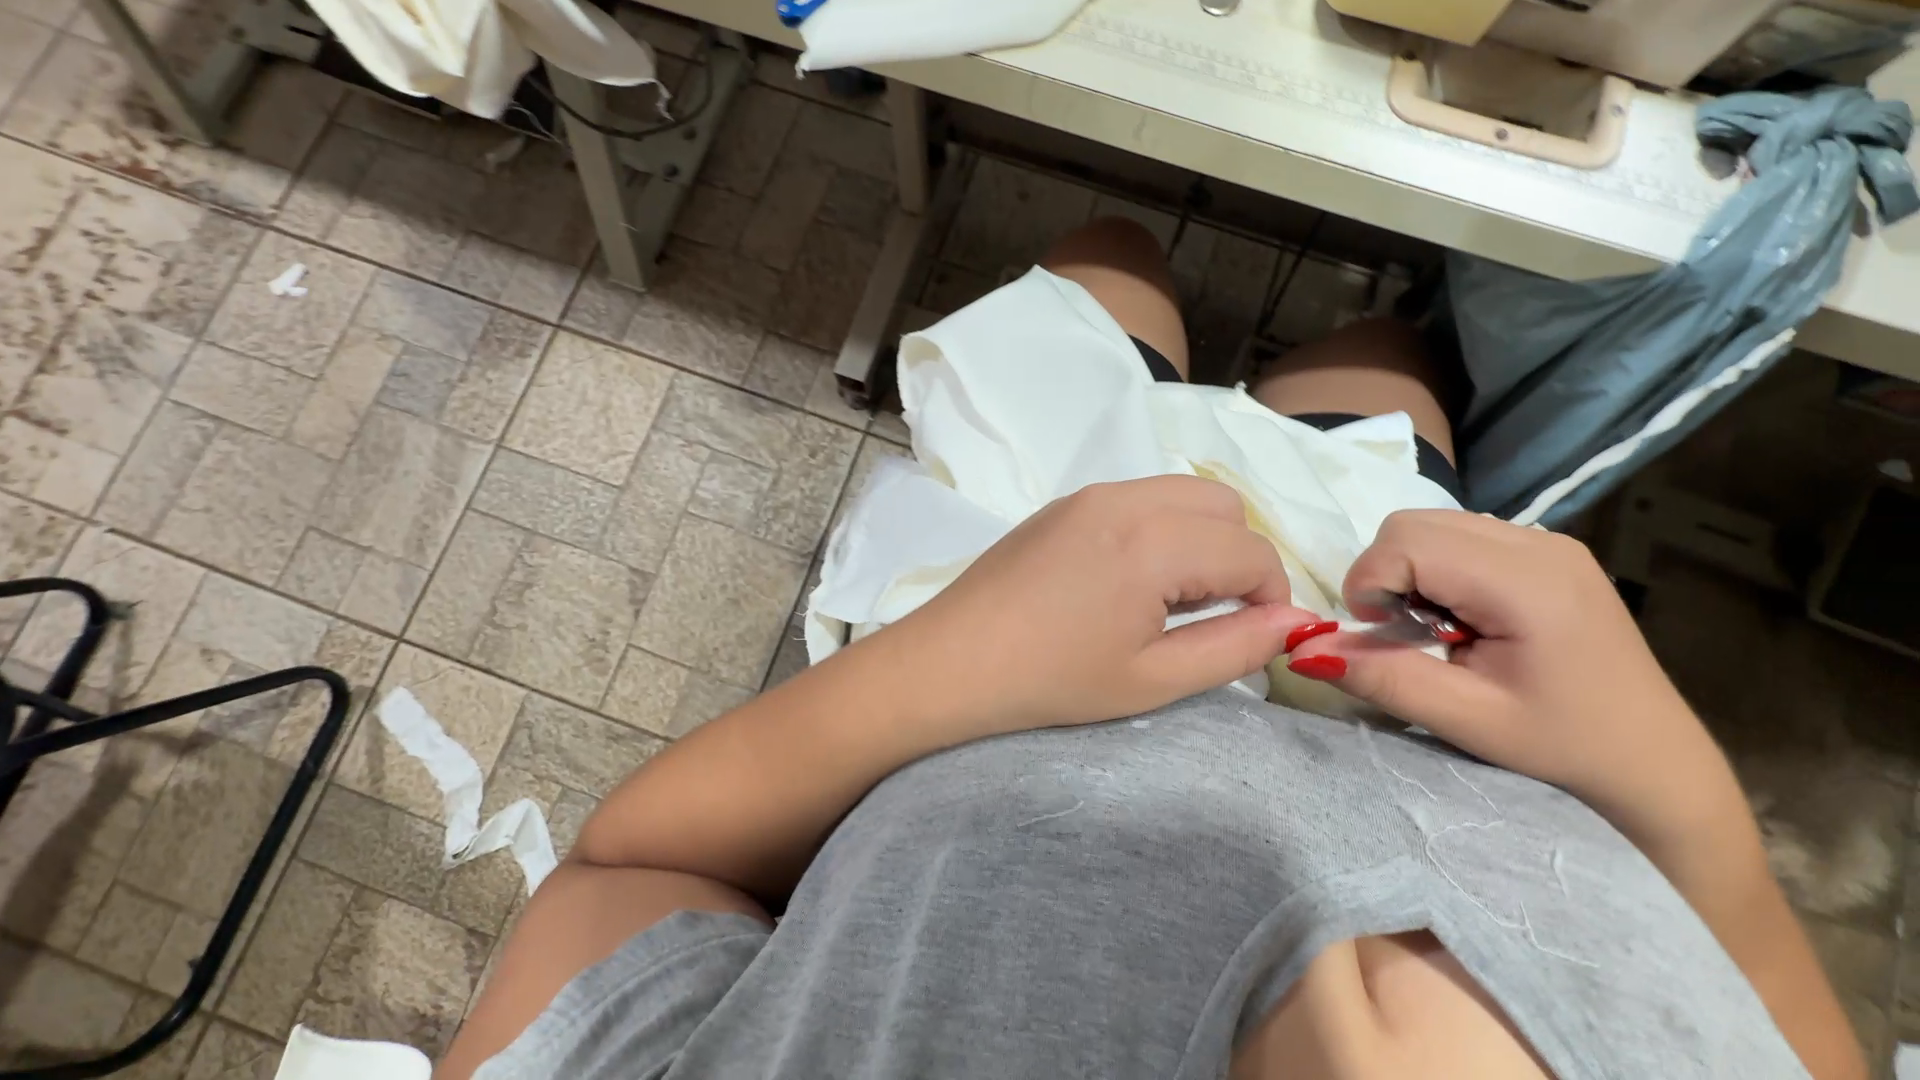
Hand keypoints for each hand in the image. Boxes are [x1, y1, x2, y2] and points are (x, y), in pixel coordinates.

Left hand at [886, 475, 1316, 735]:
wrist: (950, 663)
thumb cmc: (1051, 681)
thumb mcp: (1152, 679)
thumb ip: (1235, 648)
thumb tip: (1295, 622)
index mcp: (1154, 541)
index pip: (1252, 551)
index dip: (1271, 597)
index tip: (1253, 637)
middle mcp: (1126, 498)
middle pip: (1224, 506)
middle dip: (1238, 557)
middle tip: (1208, 616)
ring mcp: (1090, 494)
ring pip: (1183, 494)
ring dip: (1199, 539)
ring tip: (1167, 599)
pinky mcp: (1064, 503)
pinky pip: (1139, 498)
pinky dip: (1159, 528)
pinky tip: (1126, 580)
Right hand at [1284, 511, 1733, 836]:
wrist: (1651, 762)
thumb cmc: (1560, 747)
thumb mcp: (1465, 720)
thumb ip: (1381, 676)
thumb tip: (1301, 647)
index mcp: (1527, 583)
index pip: (1408, 542)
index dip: (1369, 581)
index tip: (1378, 633)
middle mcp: (1539, 544)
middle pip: (1414, 523)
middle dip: (1385, 573)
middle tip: (1402, 632)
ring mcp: (1548, 543)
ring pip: (1432, 524)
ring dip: (1409, 570)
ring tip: (1434, 628)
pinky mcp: (1549, 552)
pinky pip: (1460, 536)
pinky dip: (1436, 568)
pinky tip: (1460, 618)